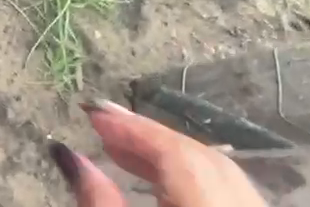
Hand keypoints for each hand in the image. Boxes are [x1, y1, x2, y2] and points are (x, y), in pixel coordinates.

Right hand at [50, 99, 266, 206]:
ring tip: (120, 152)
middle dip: (151, 136)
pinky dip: (192, 178)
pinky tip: (156, 180)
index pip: (179, 152)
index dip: (134, 127)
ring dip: (170, 156)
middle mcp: (245, 205)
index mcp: (211, 205)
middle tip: (102, 126)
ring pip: (222, 174)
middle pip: (205, 158)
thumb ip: (98, 198)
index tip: (91, 113)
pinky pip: (231, 193)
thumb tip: (64, 151)